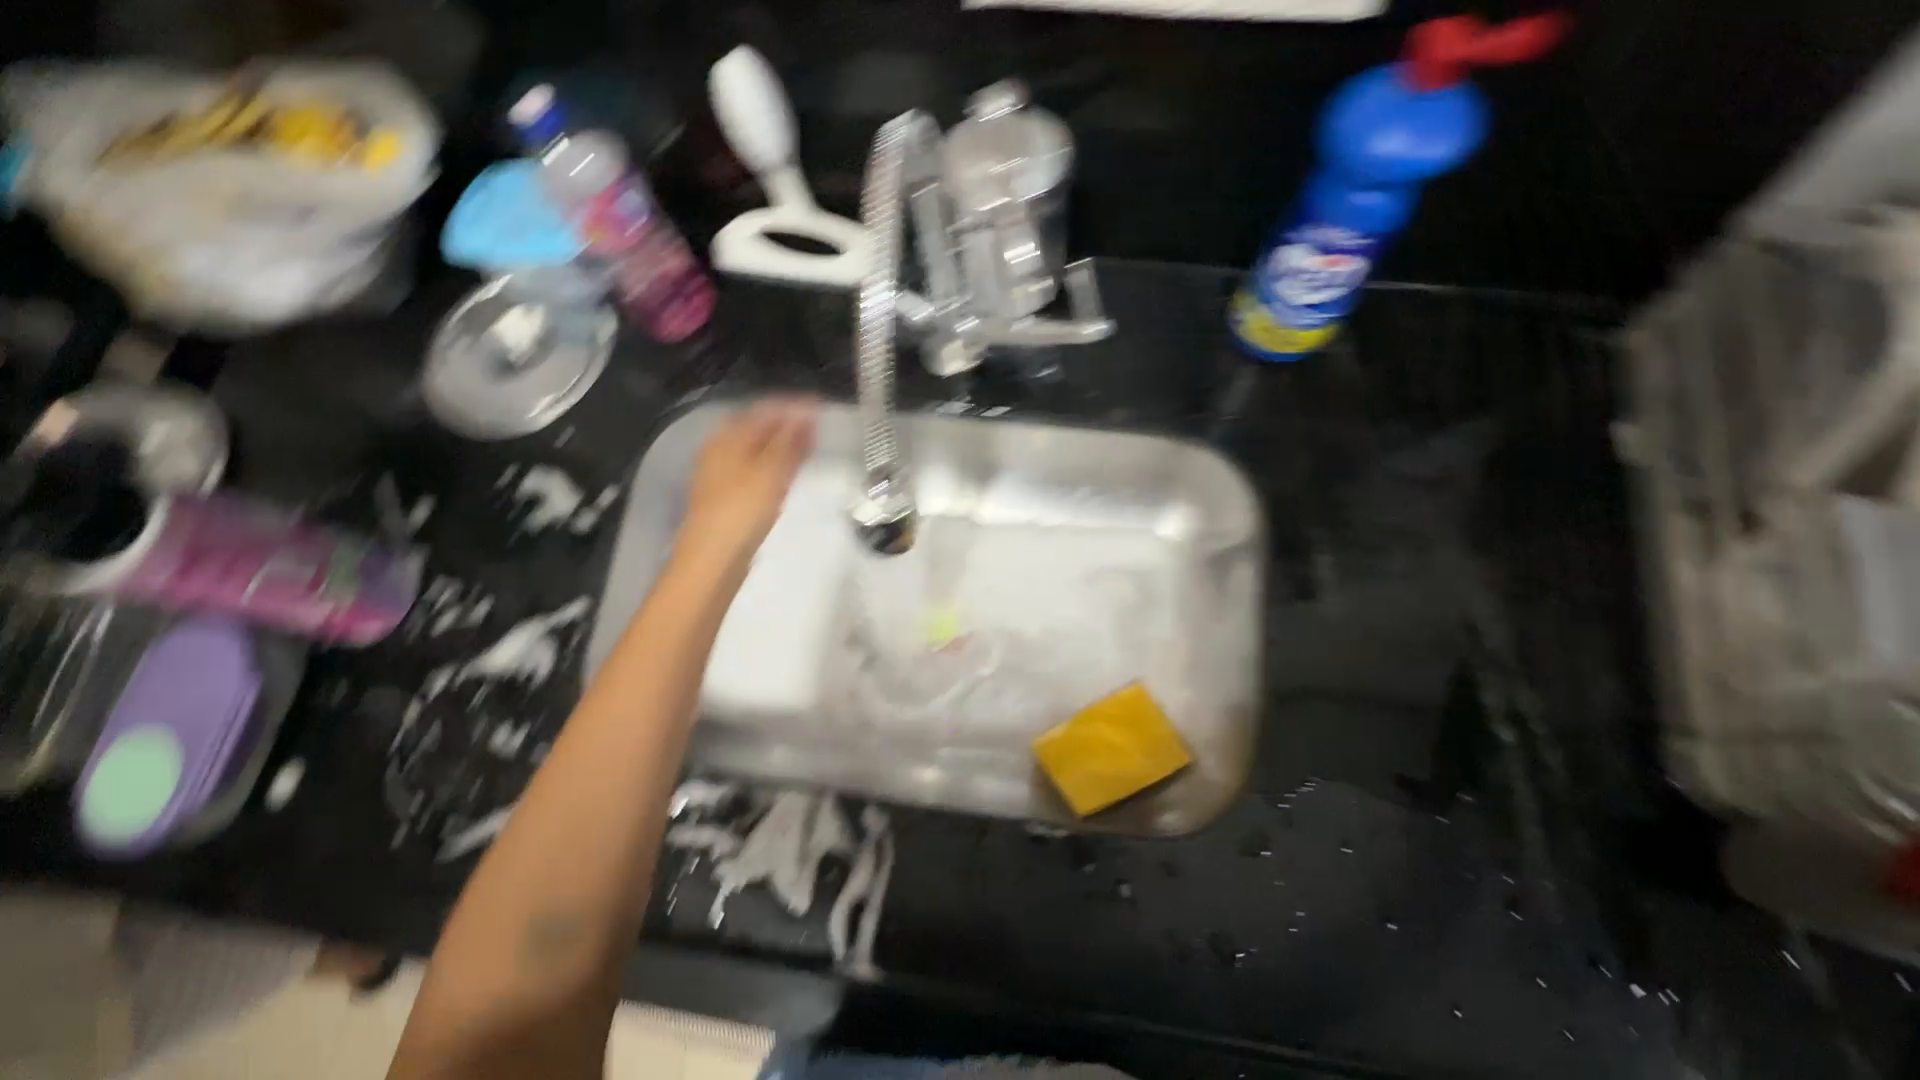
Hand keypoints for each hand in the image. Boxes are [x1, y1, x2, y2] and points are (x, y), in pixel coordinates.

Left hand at [680, 397, 816, 562]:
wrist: (713, 559)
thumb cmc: (742, 509)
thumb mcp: (772, 470)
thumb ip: (791, 441)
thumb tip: (807, 413)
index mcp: (727, 436)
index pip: (763, 409)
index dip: (792, 406)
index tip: (820, 408)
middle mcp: (719, 450)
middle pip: (756, 429)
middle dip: (786, 426)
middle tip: (816, 430)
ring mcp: (719, 476)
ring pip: (754, 452)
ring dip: (779, 448)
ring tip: (807, 452)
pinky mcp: (725, 500)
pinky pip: (752, 473)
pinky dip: (771, 469)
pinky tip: (784, 479)